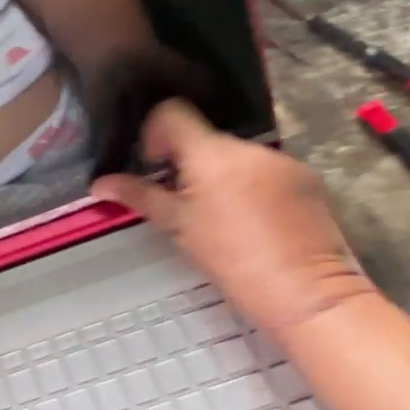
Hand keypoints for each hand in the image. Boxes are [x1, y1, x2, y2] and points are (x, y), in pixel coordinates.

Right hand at [90, 99, 374, 337]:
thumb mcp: (179, 227)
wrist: (310, 297)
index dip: (156, 131)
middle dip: (191, 159)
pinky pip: (268, 168)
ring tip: (226, 212)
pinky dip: (256, 183)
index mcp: (210, 152)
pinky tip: (258, 218)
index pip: (172, 111)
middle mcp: (247, 146)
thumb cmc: (234, 261)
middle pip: (205, 136)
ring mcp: (282, 160)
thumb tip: (99, 183)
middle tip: (187, 198)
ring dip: (224, 172)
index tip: (156, 164)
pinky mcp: (307, 178)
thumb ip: (139, 196)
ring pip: (237, 154)